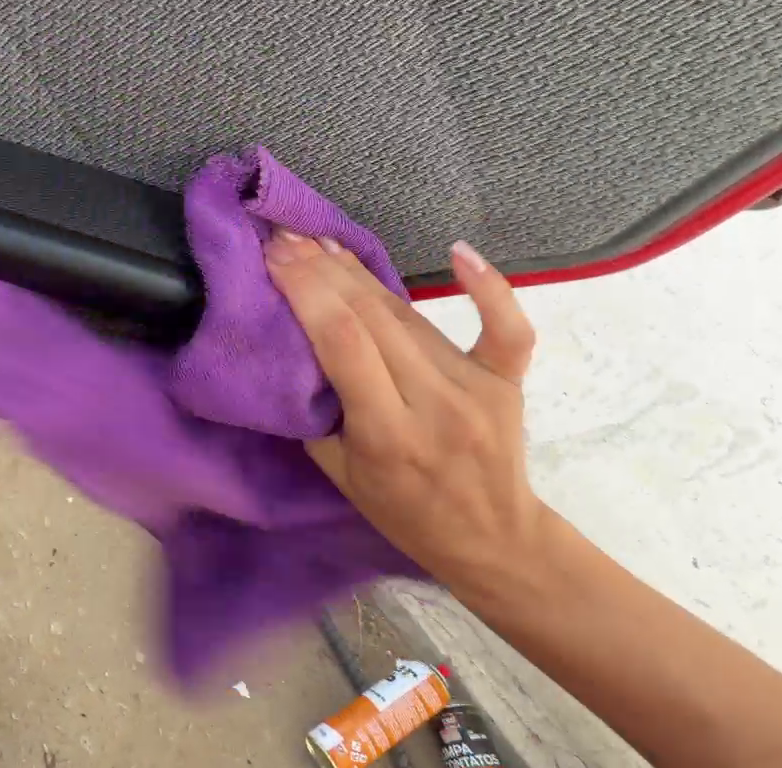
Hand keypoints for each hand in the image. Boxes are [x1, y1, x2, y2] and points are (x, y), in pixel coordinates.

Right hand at [263, 232, 552, 593]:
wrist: (494, 542)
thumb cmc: (402, 511)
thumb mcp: (338, 473)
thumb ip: (314, 410)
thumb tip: (289, 348)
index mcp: (387, 432)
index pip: (342, 343)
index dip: (306, 291)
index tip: (273, 257)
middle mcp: (435, 403)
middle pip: (372, 318)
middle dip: (321, 271)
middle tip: (285, 239)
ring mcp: (477, 388)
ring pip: (410, 314)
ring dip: (360, 272)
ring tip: (321, 243)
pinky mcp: (507, 381)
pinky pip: (505, 327)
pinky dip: (488, 286)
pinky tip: (460, 251)